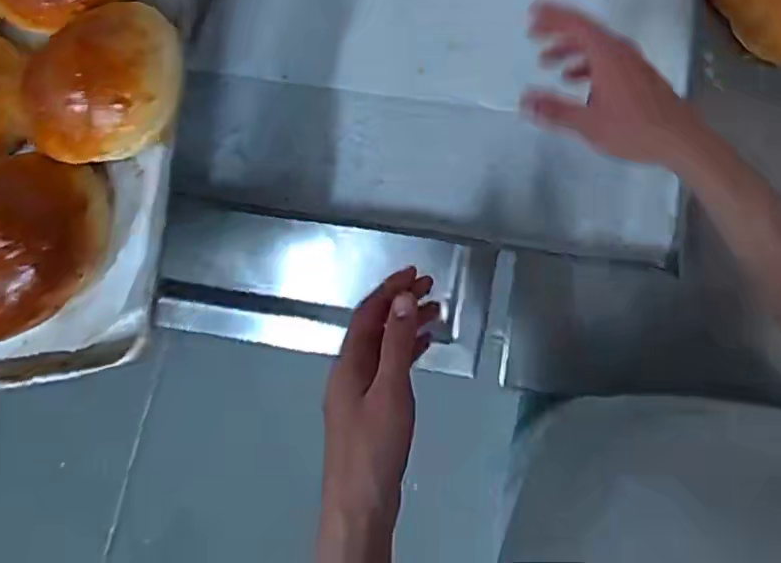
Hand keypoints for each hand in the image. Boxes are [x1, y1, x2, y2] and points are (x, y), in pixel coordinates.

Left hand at [318, 267, 439, 562]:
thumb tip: (402, 300)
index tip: (413, 272)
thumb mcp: (390, 390)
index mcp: (348, 363)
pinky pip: (388, 365)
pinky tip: (422, 347)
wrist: (360, 508)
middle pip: (374, 326)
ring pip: (383, 345)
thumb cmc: (374, 449)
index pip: (368, 313)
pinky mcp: (369, 410)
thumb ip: (397, 344)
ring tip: (433, 310)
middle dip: (399, 302)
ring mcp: (357, 392)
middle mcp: (349, 372)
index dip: (389, 289)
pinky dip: (405, 351)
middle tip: (428, 286)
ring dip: (405, 325)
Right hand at [521, 0, 698, 166]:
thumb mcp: (588, 124)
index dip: (551, 16)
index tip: (532, 13)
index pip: (575, 23)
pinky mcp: (640, 76)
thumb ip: (554, 110)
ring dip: (570, 49)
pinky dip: (586, 63)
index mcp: (607, 54)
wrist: (684, 142)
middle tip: (532, 35)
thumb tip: (524, 102)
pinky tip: (576, 82)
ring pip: (595, 46)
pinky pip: (606, 59)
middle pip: (584, 30)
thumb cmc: (635, 130)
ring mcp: (633, 63)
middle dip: (556, 31)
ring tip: (547, 62)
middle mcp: (621, 51)